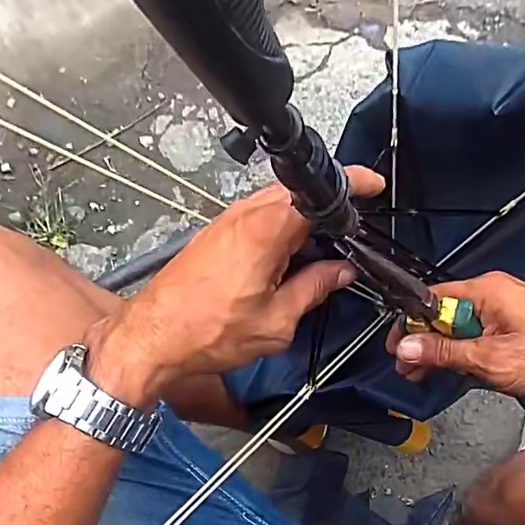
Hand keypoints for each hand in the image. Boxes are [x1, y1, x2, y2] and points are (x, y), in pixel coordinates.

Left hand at [86, 167, 386, 403]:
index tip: (371, 188)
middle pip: (299, 197)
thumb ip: (314, 290)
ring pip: (278, 209)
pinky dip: (278, 236)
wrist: (153, 338)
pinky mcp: (215, 235)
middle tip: (345, 241)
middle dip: (327, 215)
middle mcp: (245, 216)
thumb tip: (339, 273)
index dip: (352, 187)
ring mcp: (227, 222)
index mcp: (266, 230)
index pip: (319, 192)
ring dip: (301, 229)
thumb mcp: (276, 322)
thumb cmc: (203, 332)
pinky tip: (282, 267)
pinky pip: (258, 222)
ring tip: (312, 262)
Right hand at [388, 272, 524, 411]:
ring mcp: (510, 308)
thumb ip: (444, 352)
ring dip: (447, 351)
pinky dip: (470, 352)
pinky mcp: (520, 324)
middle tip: (413, 368)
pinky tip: (467, 372)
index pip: (430, 300)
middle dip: (426, 343)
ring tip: (436, 374)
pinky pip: (483, 334)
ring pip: (464, 327)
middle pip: (445, 315)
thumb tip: (411, 344)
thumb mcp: (491, 360)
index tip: (400, 347)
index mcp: (487, 291)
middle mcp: (498, 293)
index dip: (410, 326)